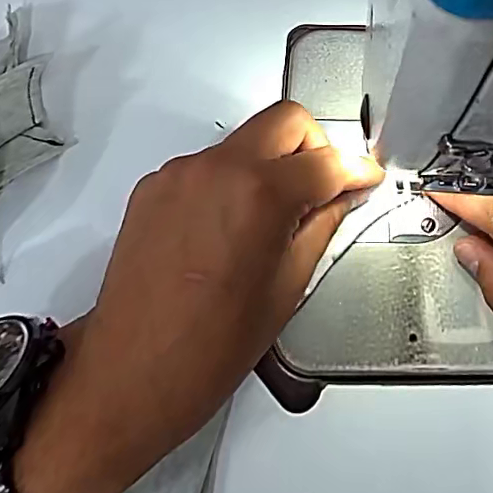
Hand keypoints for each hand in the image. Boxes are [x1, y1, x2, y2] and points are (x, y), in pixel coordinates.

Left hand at [22, 101, 382, 492]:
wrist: (128, 374)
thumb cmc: (206, 348)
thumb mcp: (287, 287)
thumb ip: (322, 226)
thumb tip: (341, 197)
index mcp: (258, 195)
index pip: (326, 159)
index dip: (356, 168)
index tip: (364, 177)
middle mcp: (217, 169)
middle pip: (286, 119)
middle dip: (315, 145)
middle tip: (323, 185)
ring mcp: (181, 173)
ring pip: (247, 138)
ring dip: (271, 162)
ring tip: (273, 214)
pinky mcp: (155, 185)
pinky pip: (211, 163)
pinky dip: (233, 179)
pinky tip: (232, 224)